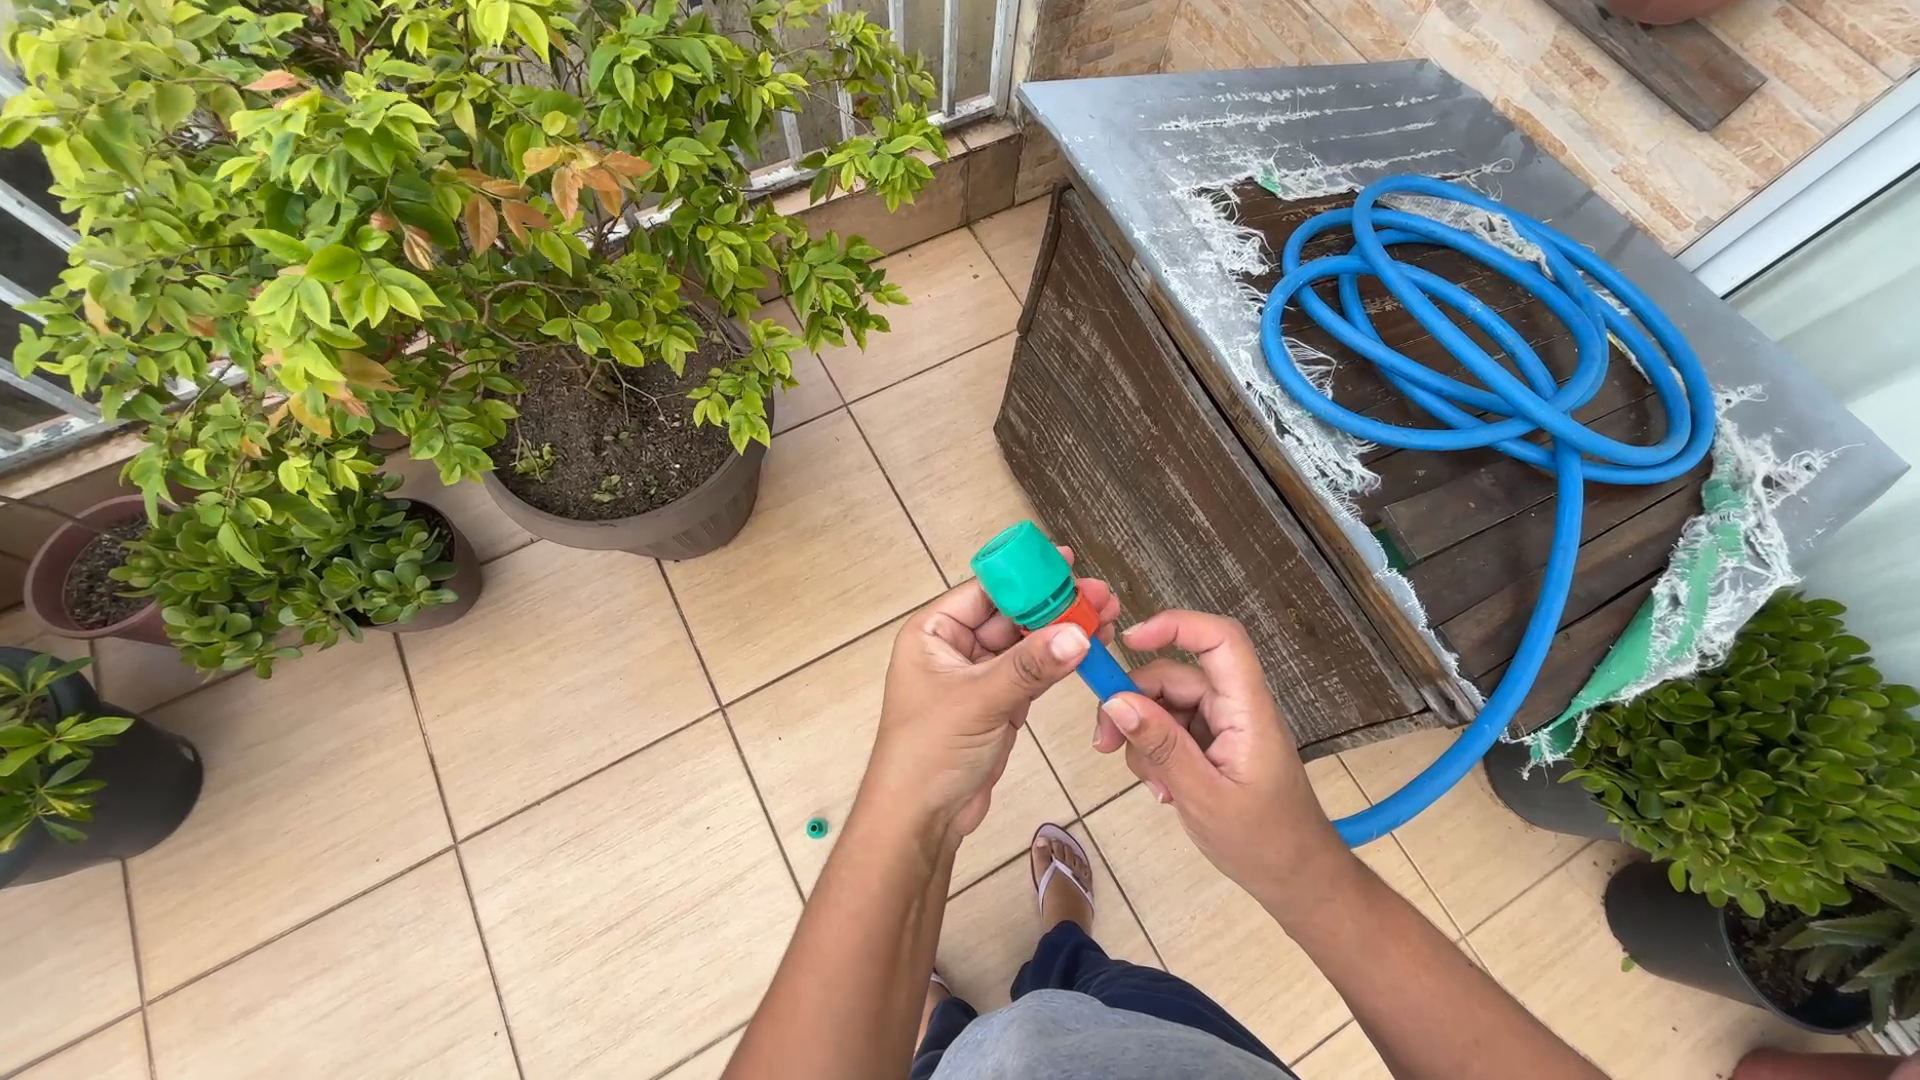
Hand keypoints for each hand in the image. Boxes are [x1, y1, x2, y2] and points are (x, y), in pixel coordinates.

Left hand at [867, 554, 1119, 846]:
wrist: (921, 817)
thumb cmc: (927, 753)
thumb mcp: (977, 701)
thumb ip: (1028, 667)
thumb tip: (1076, 634)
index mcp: (934, 632)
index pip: (985, 591)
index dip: (1026, 576)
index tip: (1065, 562)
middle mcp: (954, 647)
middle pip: (1011, 614)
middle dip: (1054, 604)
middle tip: (1099, 594)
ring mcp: (979, 675)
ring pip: (1027, 643)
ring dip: (1063, 631)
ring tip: (1106, 615)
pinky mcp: (1000, 702)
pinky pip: (1034, 672)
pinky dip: (1060, 662)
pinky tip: (1090, 647)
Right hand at [1096, 610, 1348, 903]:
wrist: (1296, 879)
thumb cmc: (1263, 842)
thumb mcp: (1202, 796)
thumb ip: (1160, 746)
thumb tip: (1116, 702)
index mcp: (1246, 710)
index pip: (1219, 640)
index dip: (1175, 626)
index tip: (1128, 640)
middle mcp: (1234, 706)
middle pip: (1174, 676)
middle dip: (1133, 703)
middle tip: (1104, 744)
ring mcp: (1223, 724)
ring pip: (1165, 705)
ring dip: (1143, 738)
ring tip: (1153, 785)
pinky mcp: (1213, 743)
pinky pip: (1171, 729)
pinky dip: (1155, 753)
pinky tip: (1163, 789)